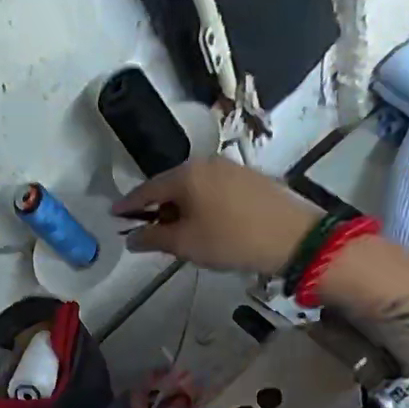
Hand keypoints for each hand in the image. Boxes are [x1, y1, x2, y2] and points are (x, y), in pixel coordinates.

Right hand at [113, 158, 324, 274]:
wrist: (293, 237)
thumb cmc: (232, 240)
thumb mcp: (188, 244)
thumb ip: (154, 239)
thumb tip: (131, 238)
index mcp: (185, 174)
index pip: (148, 188)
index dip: (130, 204)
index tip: (115, 214)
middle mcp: (207, 163)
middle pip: (172, 184)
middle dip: (158, 207)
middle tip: (149, 229)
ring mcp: (232, 168)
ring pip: (196, 186)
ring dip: (183, 207)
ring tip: (180, 231)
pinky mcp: (252, 178)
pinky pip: (216, 189)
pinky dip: (204, 204)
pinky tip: (209, 223)